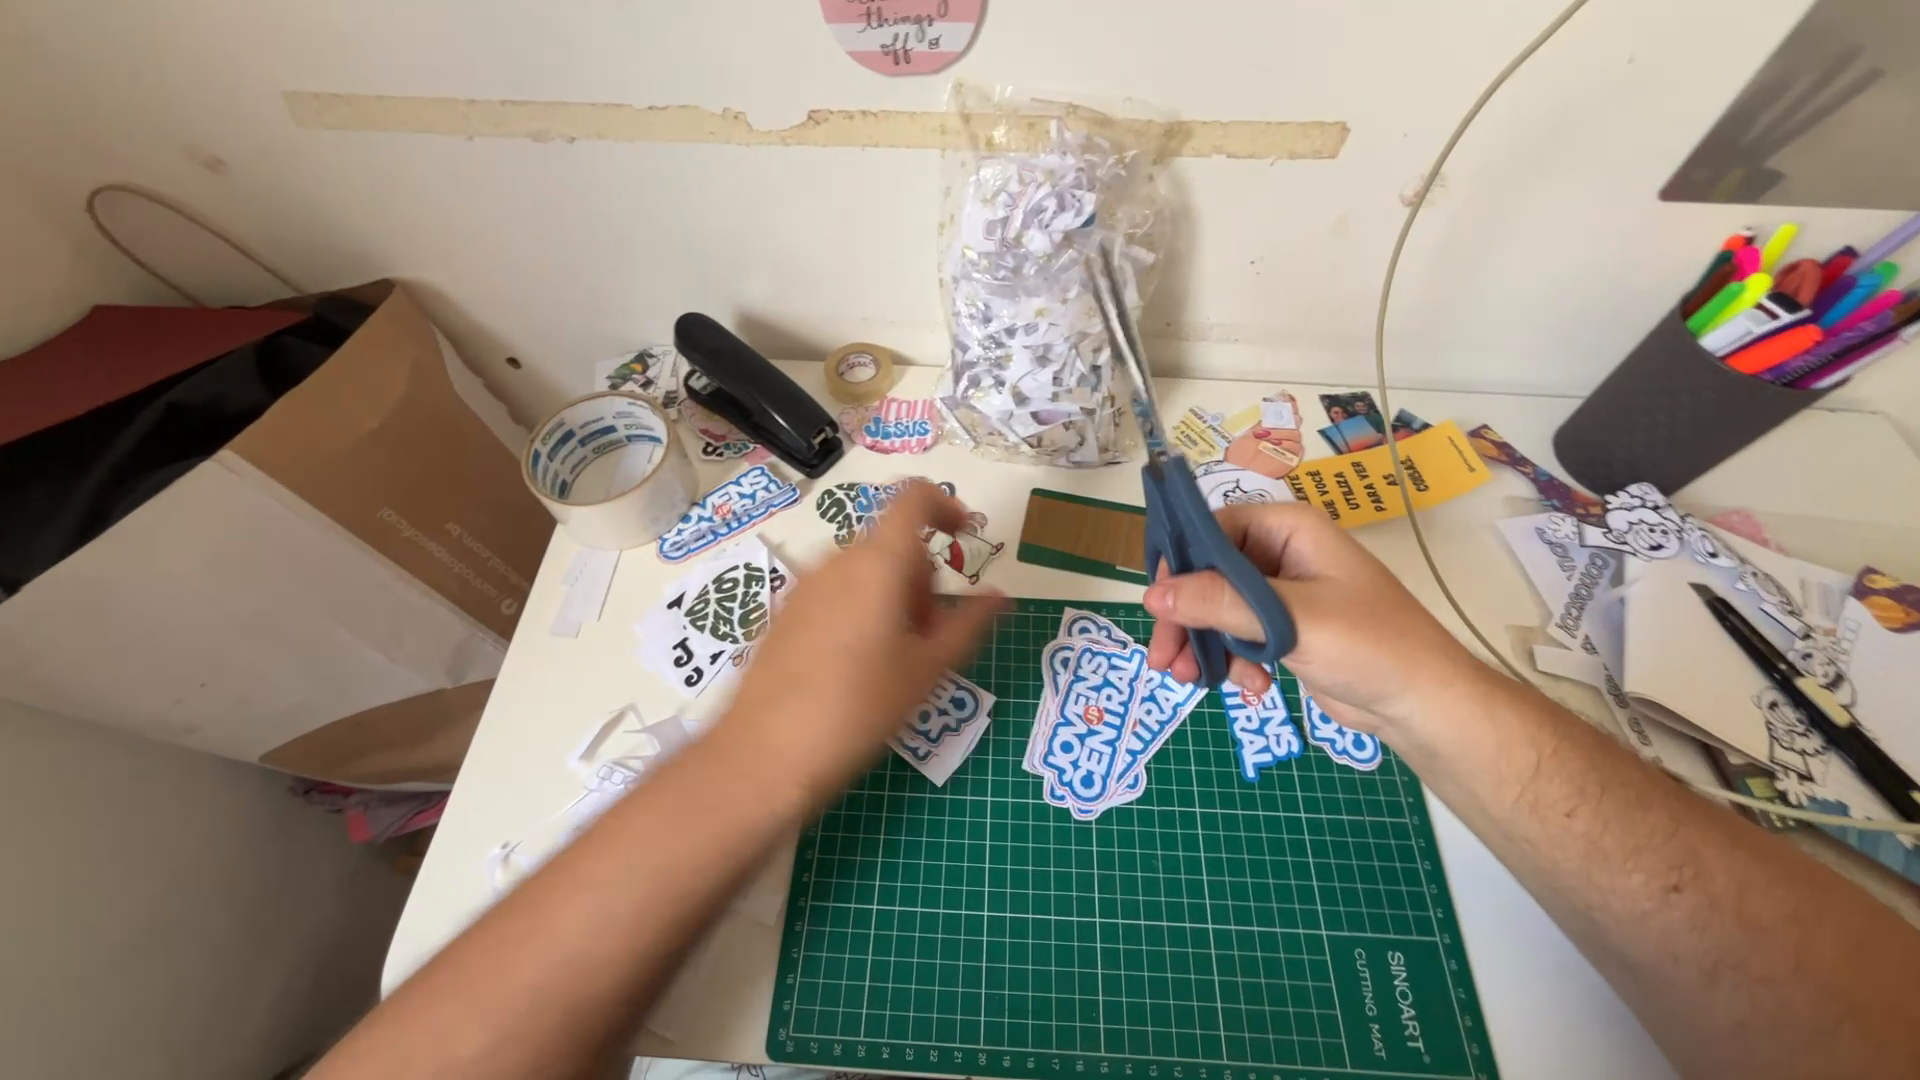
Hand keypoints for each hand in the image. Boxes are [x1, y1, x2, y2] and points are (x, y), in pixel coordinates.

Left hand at [717, 481, 1004, 803]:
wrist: (765, 753)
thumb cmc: (860, 708)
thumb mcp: (927, 670)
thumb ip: (970, 624)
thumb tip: (1000, 595)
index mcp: (878, 562)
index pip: (914, 497)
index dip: (946, 505)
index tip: (964, 537)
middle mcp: (837, 560)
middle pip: (892, 542)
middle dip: (923, 574)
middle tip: (933, 631)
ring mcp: (804, 585)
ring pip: (863, 568)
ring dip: (892, 593)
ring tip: (898, 654)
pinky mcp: (783, 612)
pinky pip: (834, 589)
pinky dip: (859, 605)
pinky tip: (857, 663)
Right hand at [1144, 502, 1483, 736]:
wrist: (1424, 706)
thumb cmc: (1369, 646)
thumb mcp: (1290, 620)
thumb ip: (1220, 603)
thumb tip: (1153, 595)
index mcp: (1289, 530)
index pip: (1214, 529)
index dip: (1181, 562)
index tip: (1157, 603)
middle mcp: (1282, 555)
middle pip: (1209, 574)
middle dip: (1186, 618)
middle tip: (1162, 657)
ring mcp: (1283, 595)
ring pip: (1218, 609)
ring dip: (1204, 644)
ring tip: (1193, 680)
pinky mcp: (1285, 631)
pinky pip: (1238, 636)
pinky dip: (1234, 661)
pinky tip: (1249, 688)